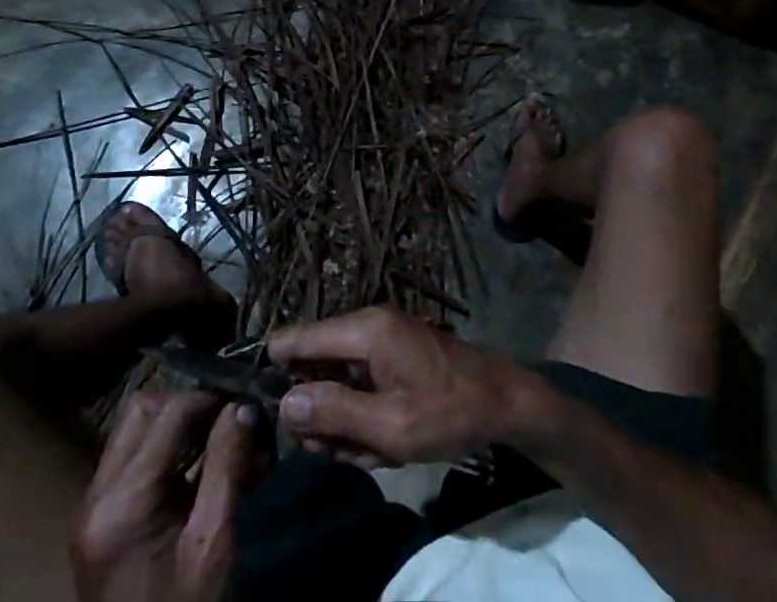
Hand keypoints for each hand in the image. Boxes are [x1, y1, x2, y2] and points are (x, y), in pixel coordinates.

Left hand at [71, 390, 261, 601]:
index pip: (168, 414)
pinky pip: (135, 464)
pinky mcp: (104, 523)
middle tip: (232, 418)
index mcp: (123, 501)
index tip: (248, 404)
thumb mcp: (213, 545)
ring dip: (181, 426)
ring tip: (226, 438)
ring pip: (136, 434)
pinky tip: (208, 467)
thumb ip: (226, 468)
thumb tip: (243, 407)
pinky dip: (171, 454)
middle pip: (142, 413)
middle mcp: (98, 494)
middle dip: (190, 406)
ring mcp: (95, 508)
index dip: (211, 400)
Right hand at [268, 306, 528, 464]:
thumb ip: (334, 412)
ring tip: (372, 452)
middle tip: (338, 452)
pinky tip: (384, 443)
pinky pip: (359, 384)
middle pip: (314, 366)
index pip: (295, 339)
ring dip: (344, 422)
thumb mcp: (390, 425)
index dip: (275, 373)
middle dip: (319, 413)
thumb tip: (283, 404)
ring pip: (336, 382)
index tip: (269, 413)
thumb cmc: (450, 412)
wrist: (507, 403)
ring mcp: (382, 340)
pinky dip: (364, 415)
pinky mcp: (393, 356)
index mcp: (364, 329)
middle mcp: (368, 325)